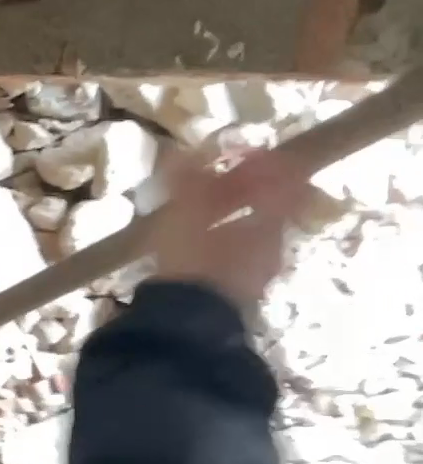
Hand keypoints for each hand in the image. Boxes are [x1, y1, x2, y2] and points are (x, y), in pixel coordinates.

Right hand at [151, 149, 310, 307]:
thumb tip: (181, 150)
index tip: (238, 150)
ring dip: (236, 212)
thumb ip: (187, 183)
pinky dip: (226, 234)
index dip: (264, 162)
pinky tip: (202, 239)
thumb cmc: (191, 258)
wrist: (191, 313)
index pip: (281, 181)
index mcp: (268, 220)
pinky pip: (240, 248)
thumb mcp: (184, 215)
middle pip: (271, 204)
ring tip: (204, 207)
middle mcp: (273, 240)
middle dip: (247, 187)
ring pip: (256, 227)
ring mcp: (259, 264)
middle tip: (218, 177)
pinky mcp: (241, 282)